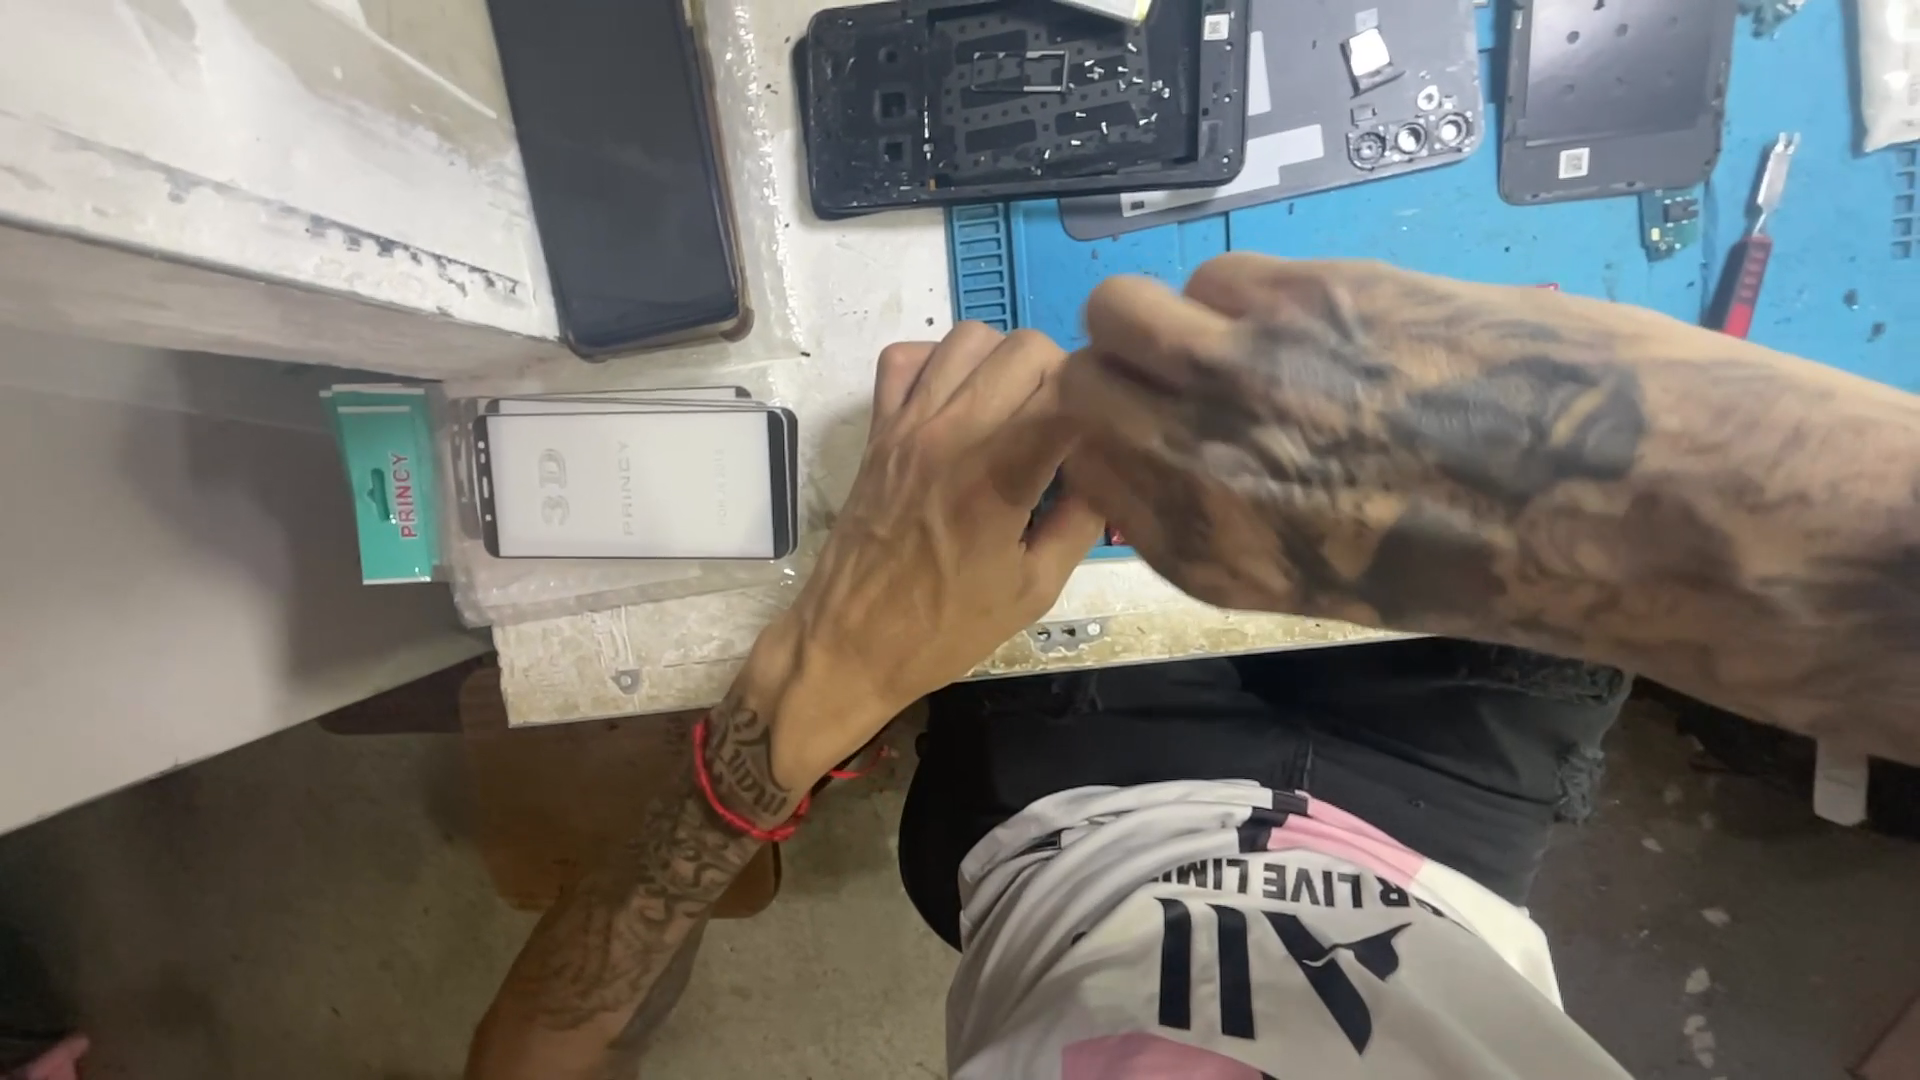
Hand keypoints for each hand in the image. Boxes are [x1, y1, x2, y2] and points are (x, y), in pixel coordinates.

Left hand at [744, 324, 1104, 794]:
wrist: (849, 644)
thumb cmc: (946, 630)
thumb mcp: (1036, 590)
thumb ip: (1081, 519)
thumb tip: (1105, 462)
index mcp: (996, 479)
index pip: (1066, 392)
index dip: (1102, 398)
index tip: (1109, 425)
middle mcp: (950, 435)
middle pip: (1024, 348)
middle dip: (1062, 375)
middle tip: (1065, 425)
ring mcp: (906, 425)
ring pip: (968, 337)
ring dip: (1005, 361)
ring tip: (1015, 409)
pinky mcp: (877, 430)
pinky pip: (904, 358)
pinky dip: (939, 361)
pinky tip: (957, 399)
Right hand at [1058, 254, 1649, 629]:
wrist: (1603, 502)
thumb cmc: (1445, 562)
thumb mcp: (1284, 581)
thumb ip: (1187, 523)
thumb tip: (1131, 458)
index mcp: (1192, 544)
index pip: (1076, 460)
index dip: (1098, 437)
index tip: (1128, 428)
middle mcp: (1194, 459)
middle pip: (1074, 379)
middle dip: (1108, 376)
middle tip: (1161, 376)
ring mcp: (1243, 372)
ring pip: (1121, 309)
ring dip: (1161, 324)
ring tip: (1231, 341)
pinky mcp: (1306, 298)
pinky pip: (1215, 277)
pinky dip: (1236, 296)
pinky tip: (1299, 322)